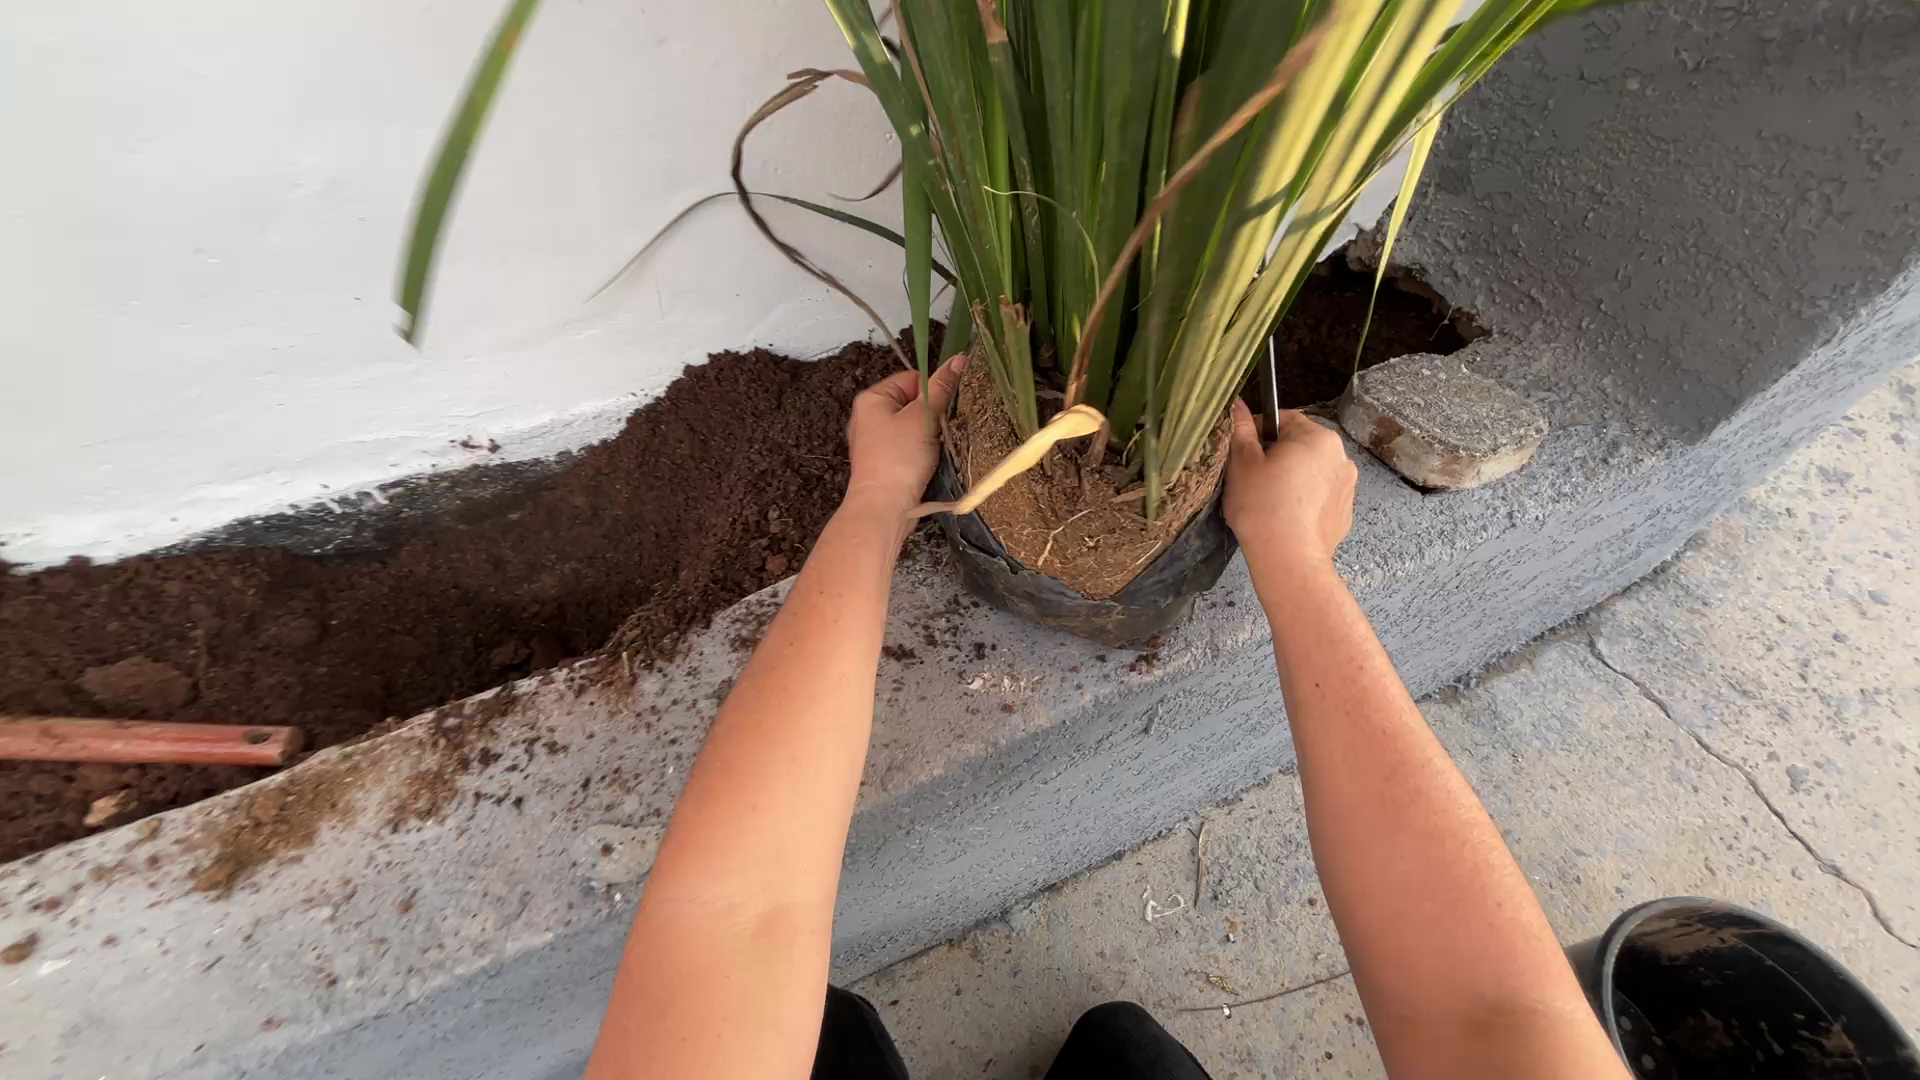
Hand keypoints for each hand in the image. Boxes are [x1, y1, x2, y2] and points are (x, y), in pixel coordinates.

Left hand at [844, 354, 965, 518]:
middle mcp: (869, 417)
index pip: (912, 378)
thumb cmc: (899, 459)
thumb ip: (940, 389)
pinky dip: (922, 452)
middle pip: (912, 403)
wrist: (884, 508)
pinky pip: (909, 448)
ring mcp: (875, 442)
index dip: (933, 390)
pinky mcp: (884, 463)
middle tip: (942, 429)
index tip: (946, 407)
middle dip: (932, 415)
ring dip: (930, 435)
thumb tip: (958, 360)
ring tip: (936, 447)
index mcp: (872, 398)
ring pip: (913, 427)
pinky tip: (929, 462)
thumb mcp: (923, 418)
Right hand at [1224, 398, 1356, 575]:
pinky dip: (1304, 499)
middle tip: (1251, 477)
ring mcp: (1348, 485)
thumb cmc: (1261, 506)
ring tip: (1269, 500)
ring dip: (1292, 476)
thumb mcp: (1242, 464)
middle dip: (1277, 454)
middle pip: (1300, 444)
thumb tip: (1238, 406)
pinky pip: (1320, 495)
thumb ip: (1242, 430)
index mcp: (1317, 437)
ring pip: (1311, 470)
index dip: (1257, 430)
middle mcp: (1340, 455)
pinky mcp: (1346, 511)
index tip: (1241, 451)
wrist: (1288, 557)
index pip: (1283, 417)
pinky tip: (1285, 516)